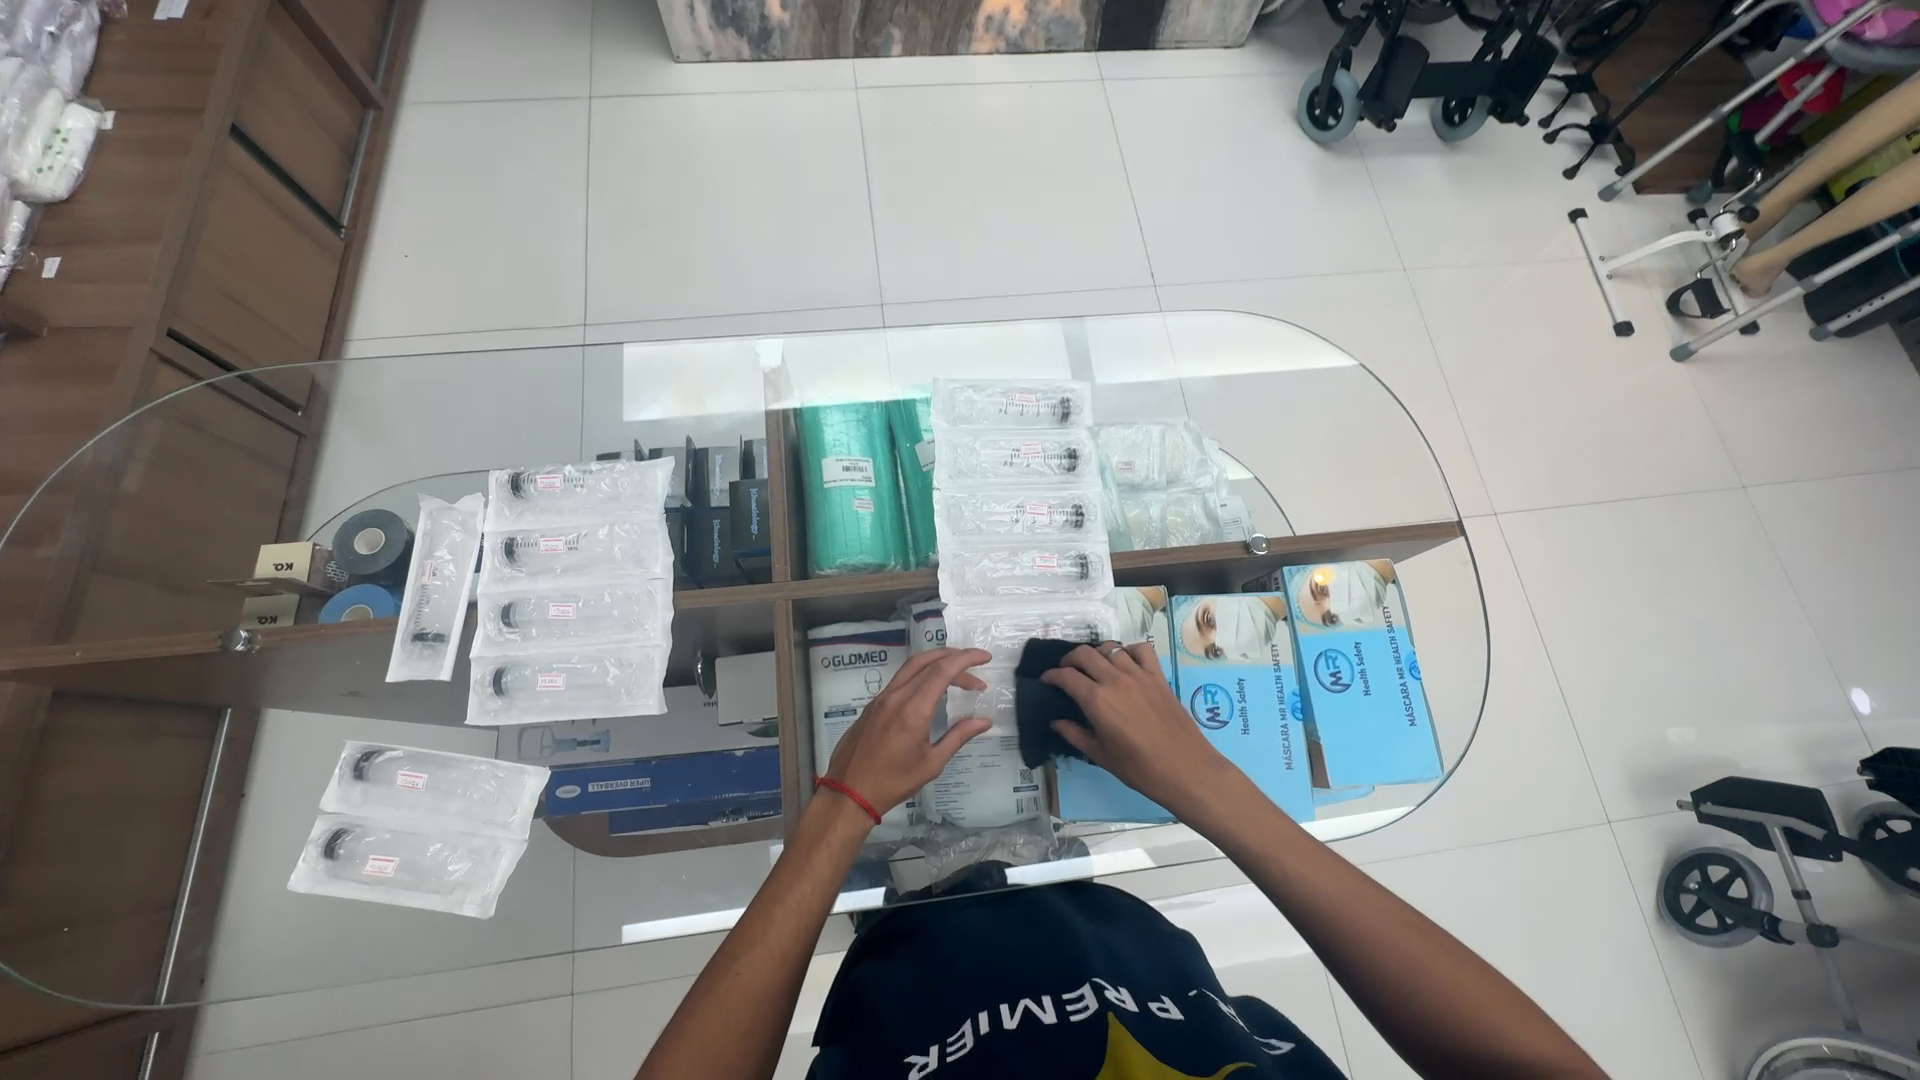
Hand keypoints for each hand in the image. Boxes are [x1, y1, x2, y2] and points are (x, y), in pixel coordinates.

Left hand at [821, 647, 993, 816]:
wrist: (849, 792)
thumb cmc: (893, 782)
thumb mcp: (932, 763)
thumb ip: (958, 736)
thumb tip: (985, 721)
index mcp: (913, 710)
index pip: (943, 670)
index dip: (966, 658)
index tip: (985, 657)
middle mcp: (896, 696)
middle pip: (927, 661)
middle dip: (955, 657)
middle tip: (976, 667)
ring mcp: (881, 698)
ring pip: (911, 667)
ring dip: (937, 663)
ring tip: (958, 674)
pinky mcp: (873, 704)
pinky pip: (900, 679)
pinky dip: (921, 675)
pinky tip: (931, 690)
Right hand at [1041, 641, 1240, 816]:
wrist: (1185, 769)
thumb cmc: (1139, 769)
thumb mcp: (1100, 755)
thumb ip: (1074, 734)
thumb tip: (1055, 721)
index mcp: (1096, 701)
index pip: (1066, 676)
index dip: (1051, 676)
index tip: (1046, 681)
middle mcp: (1115, 680)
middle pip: (1084, 654)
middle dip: (1069, 659)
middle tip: (1066, 672)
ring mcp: (1139, 675)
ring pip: (1111, 648)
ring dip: (1097, 653)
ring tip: (1093, 666)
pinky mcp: (1159, 676)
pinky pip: (1142, 650)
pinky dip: (1129, 650)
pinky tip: (1125, 662)